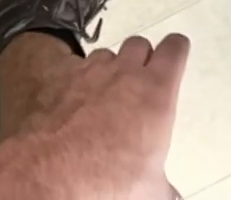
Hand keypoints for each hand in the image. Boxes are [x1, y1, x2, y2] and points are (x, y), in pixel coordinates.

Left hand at [0, 35, 190, 199]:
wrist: (53, 170)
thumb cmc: (109, 179)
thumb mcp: (151, 190)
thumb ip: (163, 184)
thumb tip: (169, 195)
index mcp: (154, 94)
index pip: (173, 53)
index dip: (177, 49)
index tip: (178, 47)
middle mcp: (124, 73)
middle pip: (139, 45)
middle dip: (142, 57)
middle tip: (142, 74)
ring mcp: (89, 69)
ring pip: (106, 54)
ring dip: (110, 68)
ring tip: (107, 91)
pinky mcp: (60, 73)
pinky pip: (74, 65)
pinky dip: (78, 77)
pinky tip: (74, 97)